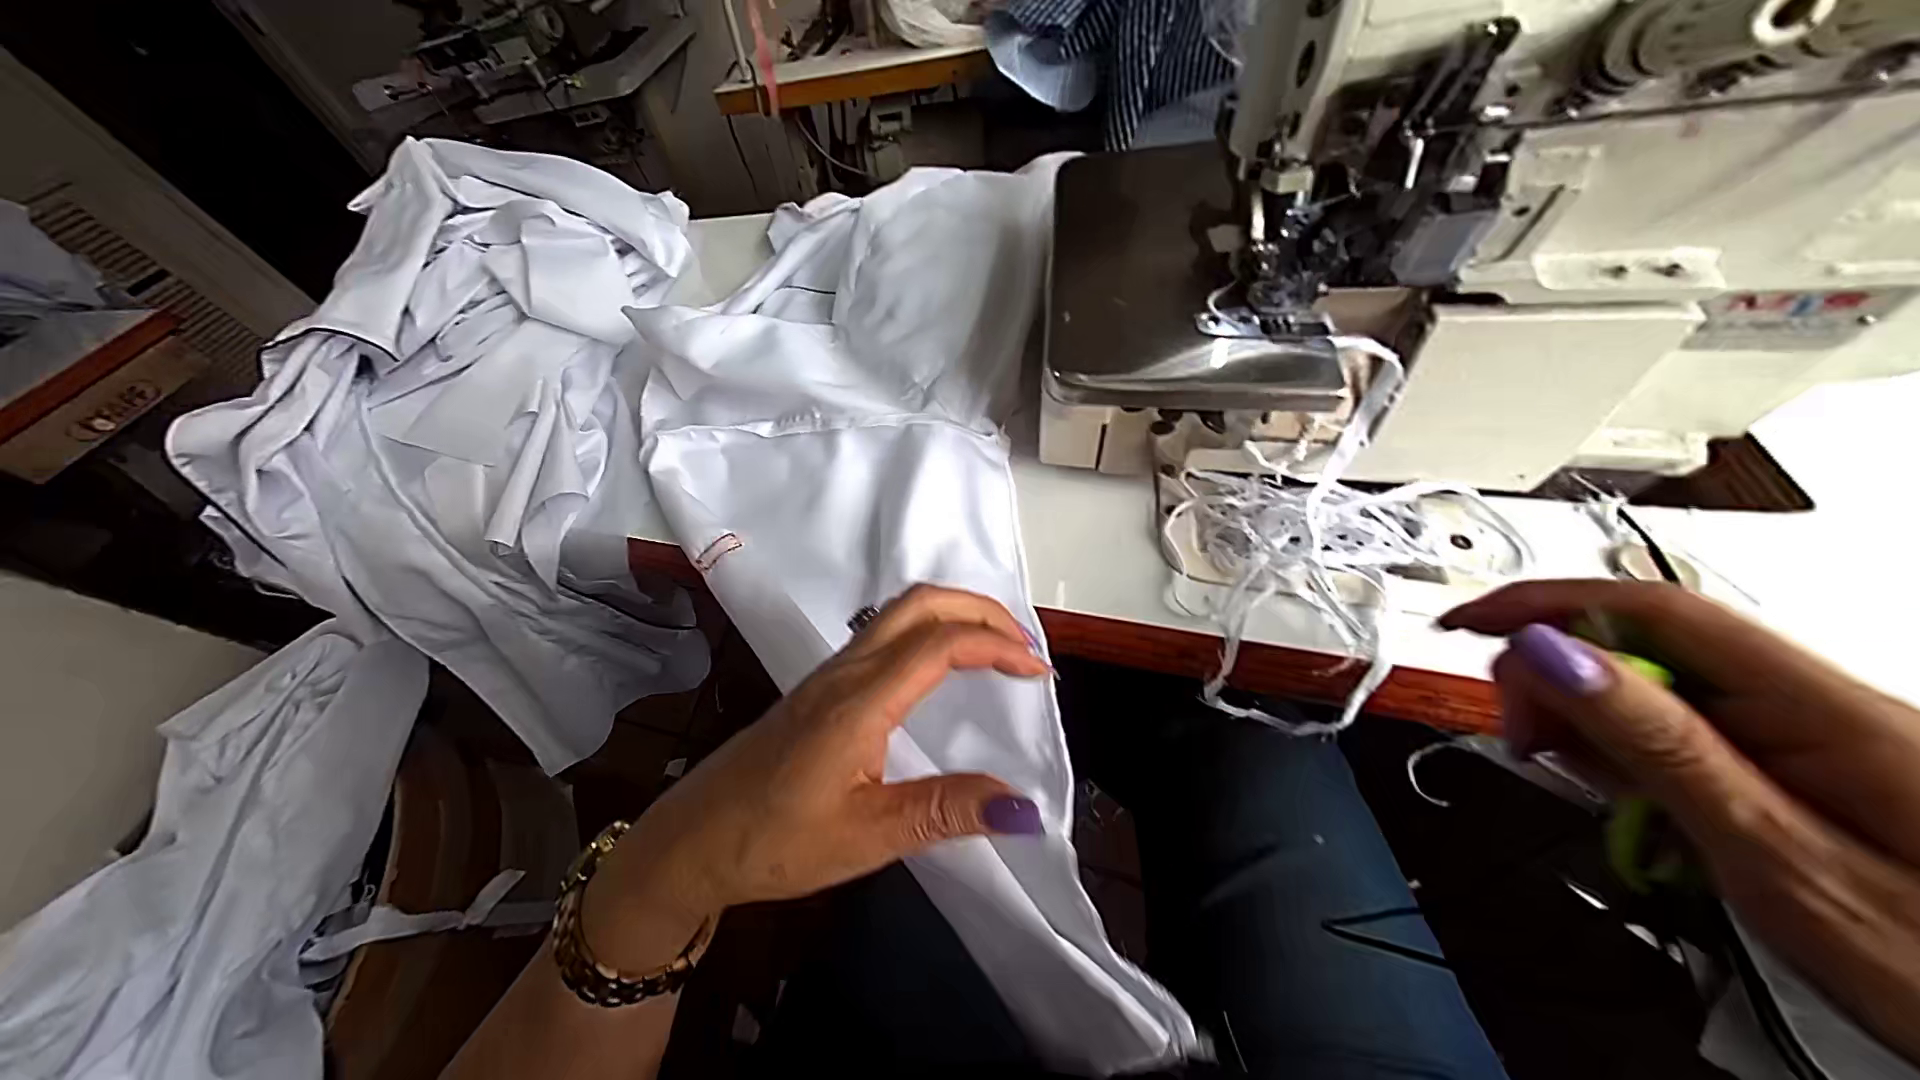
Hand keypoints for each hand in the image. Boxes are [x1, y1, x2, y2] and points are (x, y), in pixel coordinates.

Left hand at [583, 584, 1051, 970]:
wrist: (692, 840)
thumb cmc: (774, 842)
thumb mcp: (867, 837)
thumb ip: (945, 812)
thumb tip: (1023, 807)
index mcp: (859, 700)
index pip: (940, 644)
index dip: (997, 646)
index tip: (1038, 672)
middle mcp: (846, 671)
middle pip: (920, 603)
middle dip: (980, 608)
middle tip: (1024, 645)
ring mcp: (830, 673)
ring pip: (901, 612)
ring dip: (955, 614)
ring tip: (997, 649)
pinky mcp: (823, 685)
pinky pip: (887, 633)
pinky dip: (931, 630)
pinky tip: (944, 668)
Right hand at [1441, 580, 1919, 1062]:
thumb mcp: (1774, 860)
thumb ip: (1658, 746)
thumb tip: (1551, 654)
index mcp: (1826, 711)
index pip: (1653, 610)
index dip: (1543, 603)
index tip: (1465, 623)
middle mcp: (1813, 705)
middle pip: (1640, 642)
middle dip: (1554, 677)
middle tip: (1526, 739)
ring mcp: (1801, 735)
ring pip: (1646, 687)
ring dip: (1586, 723)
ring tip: (1585, 782)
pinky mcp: (1785, 764)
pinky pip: (1672, 730)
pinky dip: (1623, 754)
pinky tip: (1628, 794)